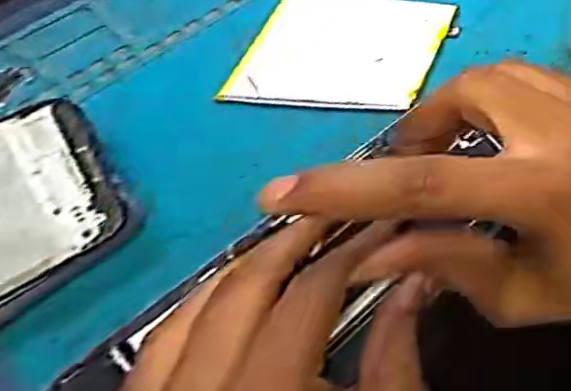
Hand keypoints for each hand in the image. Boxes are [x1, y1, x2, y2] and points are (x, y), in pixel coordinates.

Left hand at [123, 219, 426, 390]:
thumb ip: (395, 353)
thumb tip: (419, 275)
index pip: (311, 289)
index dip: (358, 242)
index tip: (394, 216)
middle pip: (241, 290)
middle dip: (298, 236)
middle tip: (347, 208)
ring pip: (180, 320)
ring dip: (242, 268)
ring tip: (295, 239)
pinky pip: (151, 360)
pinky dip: (196, 312)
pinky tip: (234, 296)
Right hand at [257, 63, 570, 345]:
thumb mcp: (522, 292)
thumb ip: (447, 263)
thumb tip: (376, 246)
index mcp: (540, 186)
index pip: (427, 178)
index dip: (348, 185)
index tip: (285, 190)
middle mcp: (561, 128)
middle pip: (469, 89)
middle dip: (423, 121)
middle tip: (411, 164)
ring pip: (503, 71)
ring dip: (461, 101)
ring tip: (452, 147)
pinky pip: (534, 76)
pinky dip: (500, 94)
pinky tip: (498, 134)